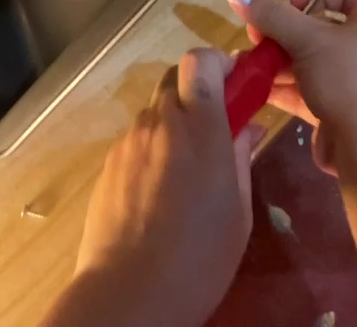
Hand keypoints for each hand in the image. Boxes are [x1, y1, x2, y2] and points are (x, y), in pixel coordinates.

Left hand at [47, 48, 267, 326]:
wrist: (129, 296)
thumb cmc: (199, 256)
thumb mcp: (238, 209)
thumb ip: (240, 156)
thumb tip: (247, 127)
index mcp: (200, 126)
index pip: (201, 60)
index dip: (218, 62)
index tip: (234, 83)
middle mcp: (161, 121)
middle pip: (175, 77)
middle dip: (196, 88)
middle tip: (214, 124)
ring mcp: (129, 141)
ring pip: (155, 110)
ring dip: (174, 121)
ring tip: (186, 169)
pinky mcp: (109, 164)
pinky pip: (137, 140)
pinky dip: (152, 149)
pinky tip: (159, 191)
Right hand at [221, 0, 356, 174]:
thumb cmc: (347, 78)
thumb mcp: (306, 39)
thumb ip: (270, 14)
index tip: (287, 8)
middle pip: (322, 29)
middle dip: (284, 32)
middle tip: (254, 36)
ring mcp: (356, 83)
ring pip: (312, 62)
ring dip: (278, 61)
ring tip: (244, 62)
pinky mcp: (341, 111)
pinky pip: (309, 91)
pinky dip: (284, 87)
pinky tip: (253, 87)